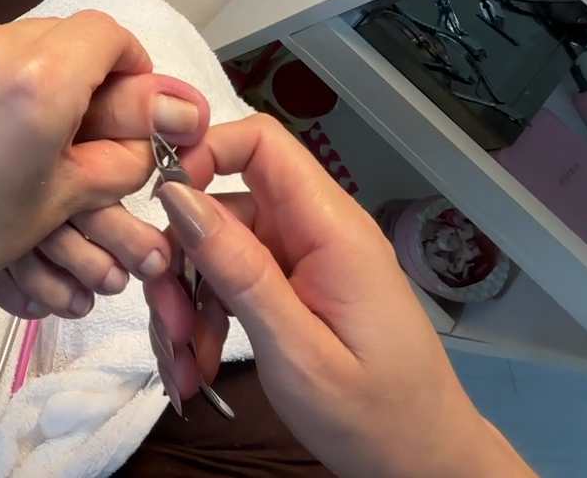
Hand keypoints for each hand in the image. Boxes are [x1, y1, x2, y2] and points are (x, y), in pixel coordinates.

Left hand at [0, 12, 165, 323]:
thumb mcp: (59, 200)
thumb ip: (122, 152)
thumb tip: (165, 114)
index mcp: (37, 84)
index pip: (106, 33)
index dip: (125, 60)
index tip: (121, 94)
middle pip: (58, 33)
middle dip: (74, 69)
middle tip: (64, 118)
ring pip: (10, 36)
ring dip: (24, 68)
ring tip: (6, 120)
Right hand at [146, 115, 534, 477]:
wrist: (425, 473)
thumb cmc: (376, 418)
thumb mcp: (298, 351)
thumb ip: (238, 269)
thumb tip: (175, 194)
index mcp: (328, 227)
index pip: (260, 142)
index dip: (204, 150)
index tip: (160, 201)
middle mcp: (308, 229)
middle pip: (218, 203)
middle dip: (180, 259)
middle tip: (169, 323)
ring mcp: (292, 256)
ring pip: (209, 246)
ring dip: (184, 299)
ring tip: (185, 362)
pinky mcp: (281, 283)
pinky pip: (222, 277)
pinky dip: (200, 317)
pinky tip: (197, 365)